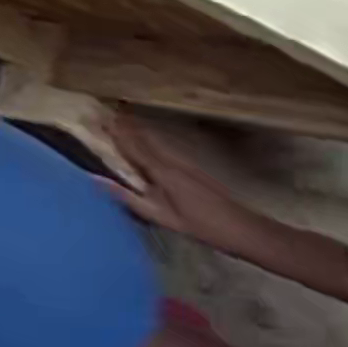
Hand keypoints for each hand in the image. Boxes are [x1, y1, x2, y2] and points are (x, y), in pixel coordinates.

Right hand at [99, 112, 271, 257]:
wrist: (253, 233)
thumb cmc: (206, 228)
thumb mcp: (164, 218)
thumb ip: (129, 198)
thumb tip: (94, 179)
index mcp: (162, 172)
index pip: (131, 146)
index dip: (113, 131)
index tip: (95, 117)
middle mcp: (172, 162)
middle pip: (144, 138)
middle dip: (124, 125)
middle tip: (104, 112)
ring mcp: (186, 164)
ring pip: (155, 141)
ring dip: (137, 129)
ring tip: (121, 120)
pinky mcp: (194, 170)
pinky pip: (164, 148)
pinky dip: (150, 139)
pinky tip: (148, 141)